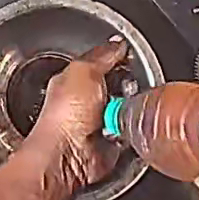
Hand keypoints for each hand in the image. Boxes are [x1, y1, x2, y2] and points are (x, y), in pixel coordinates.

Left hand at [24, 36, 129, 191]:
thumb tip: (118, 43)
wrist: (69, 155)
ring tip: (121, 112)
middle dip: (128, 87)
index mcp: (75, 81)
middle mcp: (86, 103)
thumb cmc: (65, 115)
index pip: (103, 62)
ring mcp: (100, 124)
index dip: (118, 58)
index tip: (130, 57)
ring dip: (130, 110)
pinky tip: (123, 129)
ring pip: (129, 109)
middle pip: (121, 87)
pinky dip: (132, 131)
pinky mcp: (112, 144)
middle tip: (125, 89)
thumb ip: (102, 55)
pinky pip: (133, 132)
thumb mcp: (84, 70)